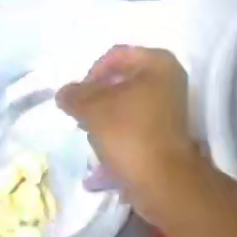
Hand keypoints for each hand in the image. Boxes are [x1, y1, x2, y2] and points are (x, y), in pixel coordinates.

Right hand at [56, 46, 203, 221]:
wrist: (163, 181)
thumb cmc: (130, 133)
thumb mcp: (95, 110)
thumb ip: (76, 96)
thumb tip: (65, 92)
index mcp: (158, 62)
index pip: (117, 55)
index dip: (92, 73)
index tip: (77, 98)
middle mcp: (169, 77)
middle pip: (123, 78)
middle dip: (98, 96)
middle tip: (81, 115)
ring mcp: (171, 105)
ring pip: (129, 101)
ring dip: (106, 115)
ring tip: (90, 134)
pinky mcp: (168, 131)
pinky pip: (137, 122)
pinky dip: (119, 131)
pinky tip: (103, 151)